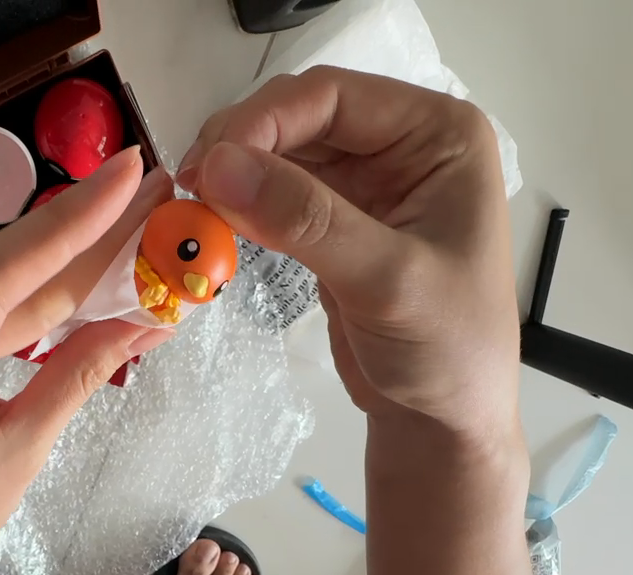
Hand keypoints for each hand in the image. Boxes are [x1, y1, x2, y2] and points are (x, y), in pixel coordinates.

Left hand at [0, 149, 173, 574]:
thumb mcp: (15, 460)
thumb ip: (70, 383)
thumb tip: (140, 326)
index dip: (63, 227)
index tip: (126, 178)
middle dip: (79, 234)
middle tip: (149, 190)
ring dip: (62, 262)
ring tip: (132, 226)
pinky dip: (29, 299)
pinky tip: (82, 273)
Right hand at [178, 67, 518, 437]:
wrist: (440, 418)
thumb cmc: (443, 349)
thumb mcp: (385, 280)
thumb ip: (306, 220)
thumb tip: (217, 167)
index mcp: (437, 137)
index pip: (335, 98)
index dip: (264, 121)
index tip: (207, 165)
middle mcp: (402, 150)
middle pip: (303, 119)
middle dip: (242, 146)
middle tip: (189, 186)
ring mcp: (367, 190)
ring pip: (284, 158)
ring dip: (236, 178)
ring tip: (192, 206)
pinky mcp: (337, 230)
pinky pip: (280, 201)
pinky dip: (244, 209)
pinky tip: (216, 225)